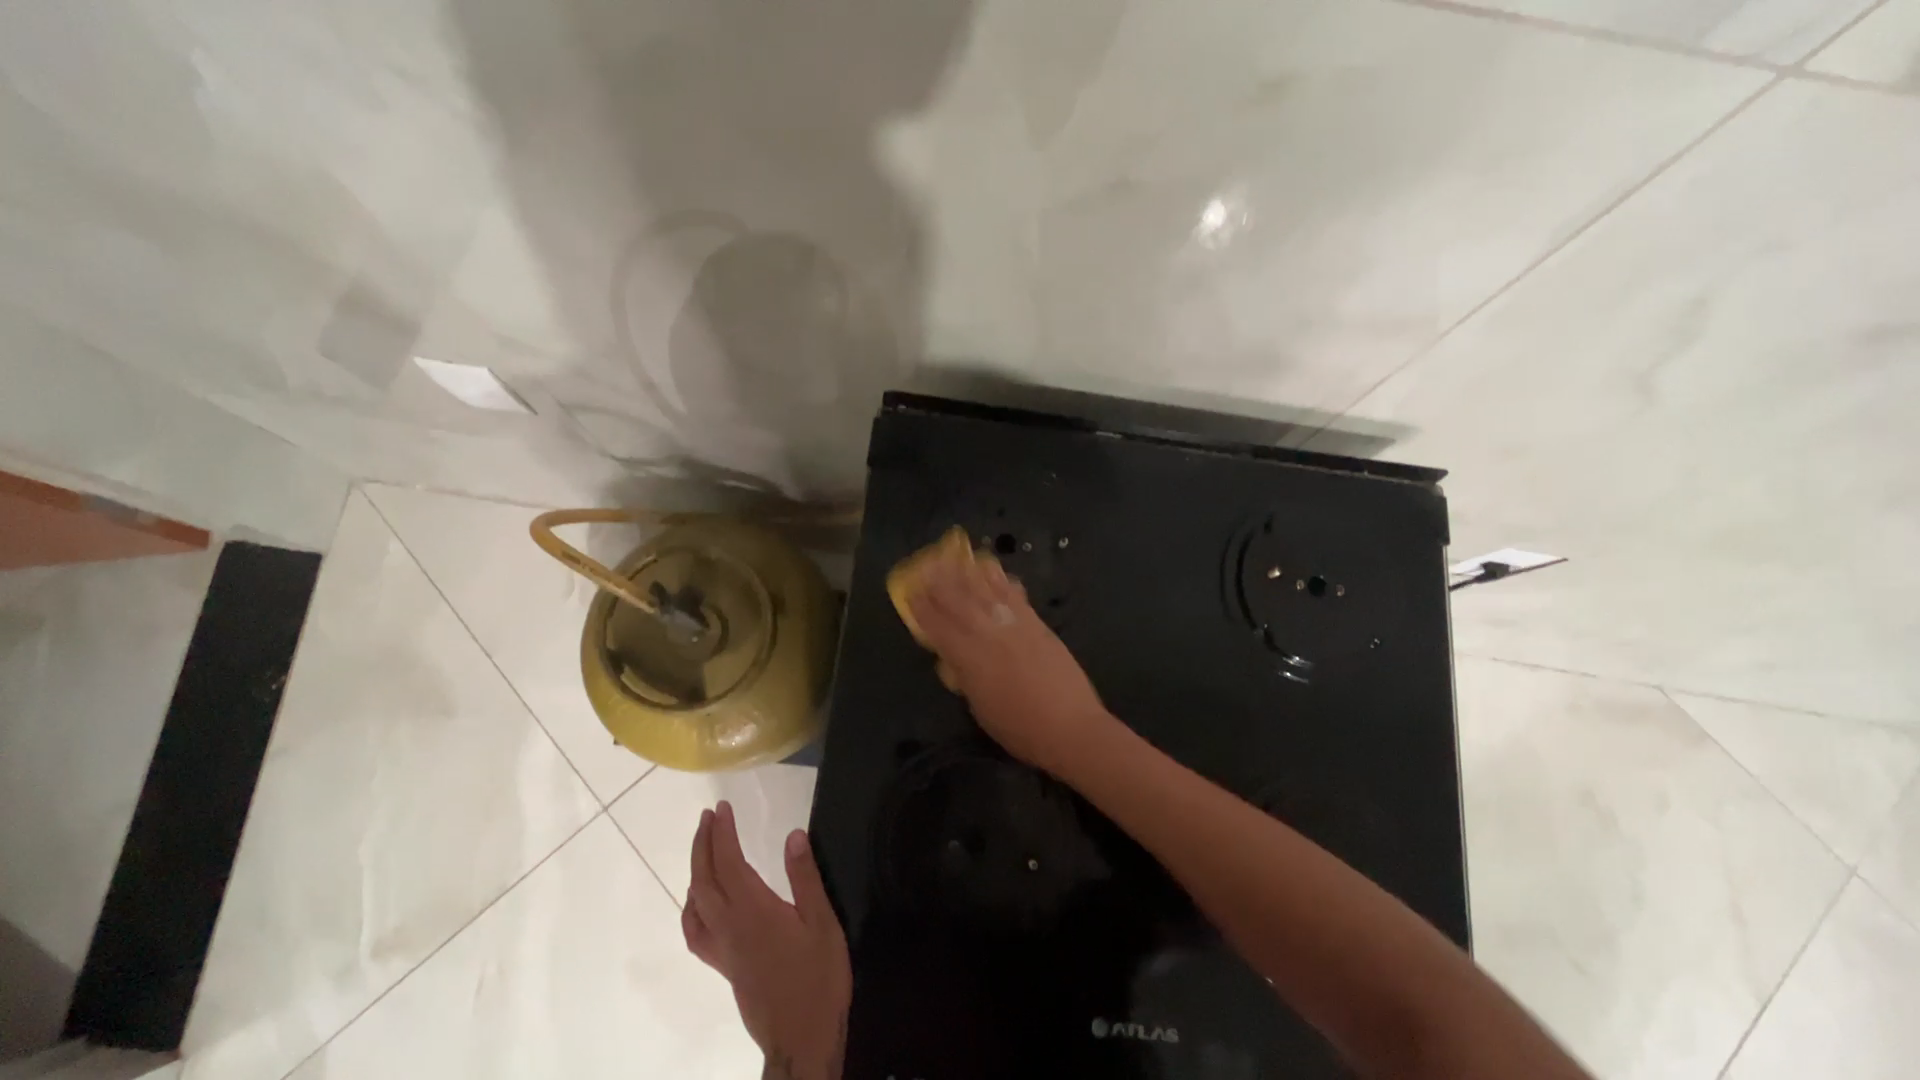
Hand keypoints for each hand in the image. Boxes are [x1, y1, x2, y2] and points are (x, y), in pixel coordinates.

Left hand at [685, 801, 850, 1079]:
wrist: (800, 1035)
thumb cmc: (818, 976)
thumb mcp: (822, 923)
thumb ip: (805, 878)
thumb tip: (792, 835)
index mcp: (752, 910)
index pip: (728, 861)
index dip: (723, 832)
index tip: (723, 807)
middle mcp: (728, 925)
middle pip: (704, 877)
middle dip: (703, 843)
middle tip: (708, 816)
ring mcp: (721, 948)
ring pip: (695, 901)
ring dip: (695, 869)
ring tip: (703, 848)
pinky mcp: (722, 965)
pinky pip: (695, 931)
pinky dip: (691, 908)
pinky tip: (699, 902)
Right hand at [906, 541, 1113, 774]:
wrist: (1070, 726)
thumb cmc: (1020, 729)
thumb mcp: (980, 708)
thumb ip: (967, 678)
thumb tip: (957, 661)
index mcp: (969, 658)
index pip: (938, 627)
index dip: (922, 608)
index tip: (910, 592)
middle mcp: (989, 634)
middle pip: (959, 602)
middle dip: (940, 582)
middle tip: (927, 565)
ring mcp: (1015, 625)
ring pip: (986, 592)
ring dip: (967, 573)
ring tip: (954, 557)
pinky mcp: (1038, 624)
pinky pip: (1015, 595)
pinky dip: (1001, 580)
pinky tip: (993, 569)